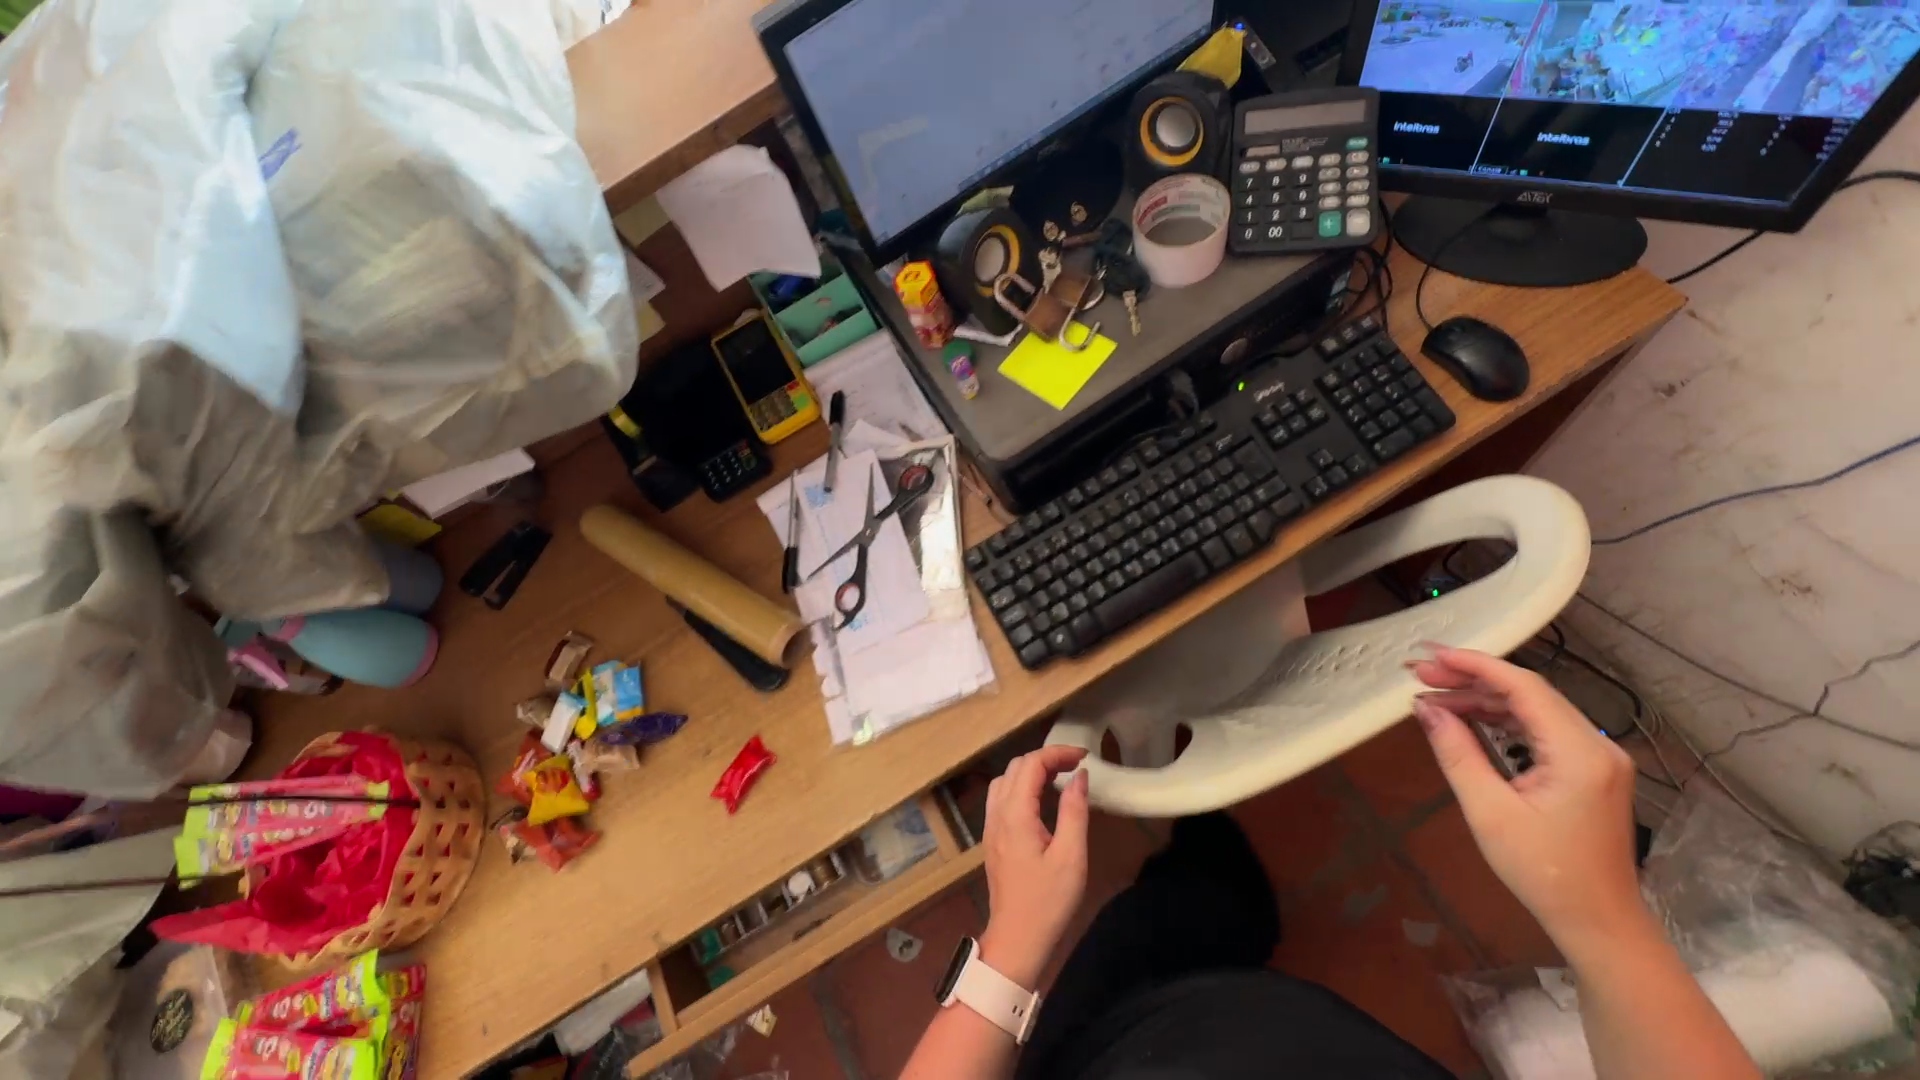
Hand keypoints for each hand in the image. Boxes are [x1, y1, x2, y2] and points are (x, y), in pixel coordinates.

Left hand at [978, 746, 1089, 987]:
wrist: (1017, 939)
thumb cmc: (1048, 901)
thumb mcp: (1071, 856)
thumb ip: (1074, 810)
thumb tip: (1079, 776)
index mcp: (1015, 814)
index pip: (1031, 764)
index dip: (1057, 753)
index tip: (1085, 756)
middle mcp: (997, 814)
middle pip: (1016, 767)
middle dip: (1046, 758)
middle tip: (1076, 767)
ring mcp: (991, 826)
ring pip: (1006, 781)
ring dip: (1032, 771)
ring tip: (1061, 778)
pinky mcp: (993, 839)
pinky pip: (1003, 798)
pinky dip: (1022, 787)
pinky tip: (1042, 800)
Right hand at [1410, 646, 1645, 950]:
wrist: (1598, 921)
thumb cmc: (1542, 870)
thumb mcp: (1488, 811)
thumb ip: (1457, 752)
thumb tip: (1425, 708)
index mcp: (1579, 753)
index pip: (1524, 688)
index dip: (1474, 665)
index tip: (1430, 656)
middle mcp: (1596, 745)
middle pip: (1529, 692)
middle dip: (1472, 679)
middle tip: (1419, 675)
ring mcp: (1596, 757)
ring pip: (1533, 708)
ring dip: (1484, 698)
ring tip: (1434, 695)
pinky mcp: (1589, 770)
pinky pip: (1541, 729)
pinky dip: (1502, 719)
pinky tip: (1467, 718)